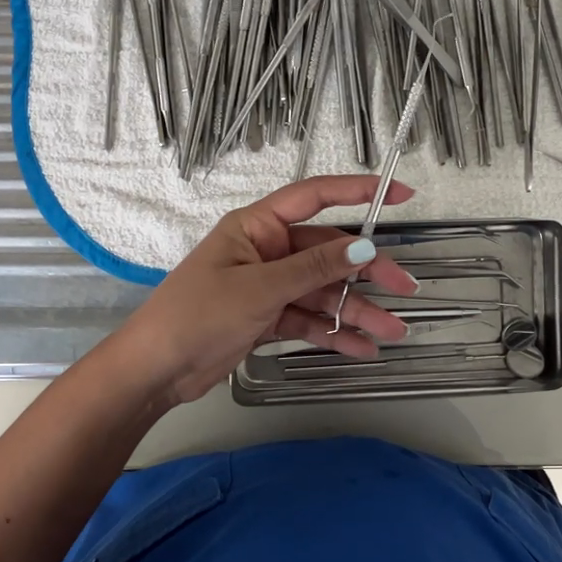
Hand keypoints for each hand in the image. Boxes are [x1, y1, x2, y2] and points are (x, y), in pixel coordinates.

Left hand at [111, 175, 420, 405]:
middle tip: (405, 289)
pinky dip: (332, 334)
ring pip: (322, 292)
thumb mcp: (259, 289)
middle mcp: (266, 251)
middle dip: (366, 273)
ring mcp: (267, 286)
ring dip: (355, 312)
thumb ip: (313, 269)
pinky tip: (360, 349)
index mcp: (257, 227)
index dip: (358, 191)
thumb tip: (364, 248)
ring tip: (391, 333)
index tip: (400, 193)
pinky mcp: (266, 318)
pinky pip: (308, 320)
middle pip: (327, 254)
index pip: (315, 198)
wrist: (156, 369)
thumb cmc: (197, 315)